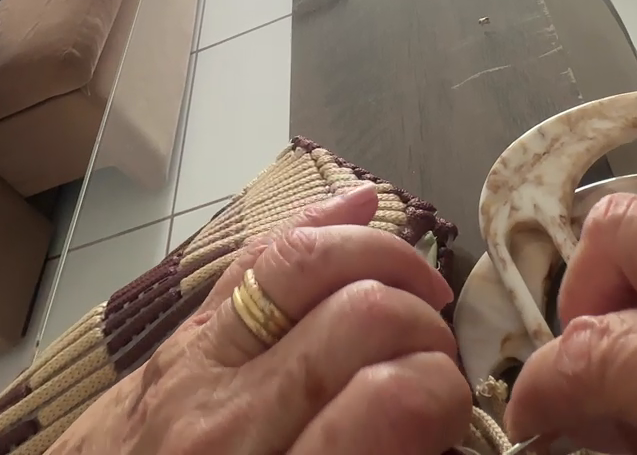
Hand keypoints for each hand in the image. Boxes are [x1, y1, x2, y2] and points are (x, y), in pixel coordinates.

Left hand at [52, 185, 472, 453]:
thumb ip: (364, 454)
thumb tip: (431, 420)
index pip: (383, 400)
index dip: (438, 388)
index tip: (455, 401)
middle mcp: (227, 414)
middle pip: (352, 315)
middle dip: (417, 319)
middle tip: (438, 349)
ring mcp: (195, 359)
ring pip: (300, 260)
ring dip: (378, 256)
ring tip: (419, 282)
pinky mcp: (181, 332)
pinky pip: (254, 254)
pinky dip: (313, 223)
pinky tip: (357, 207)